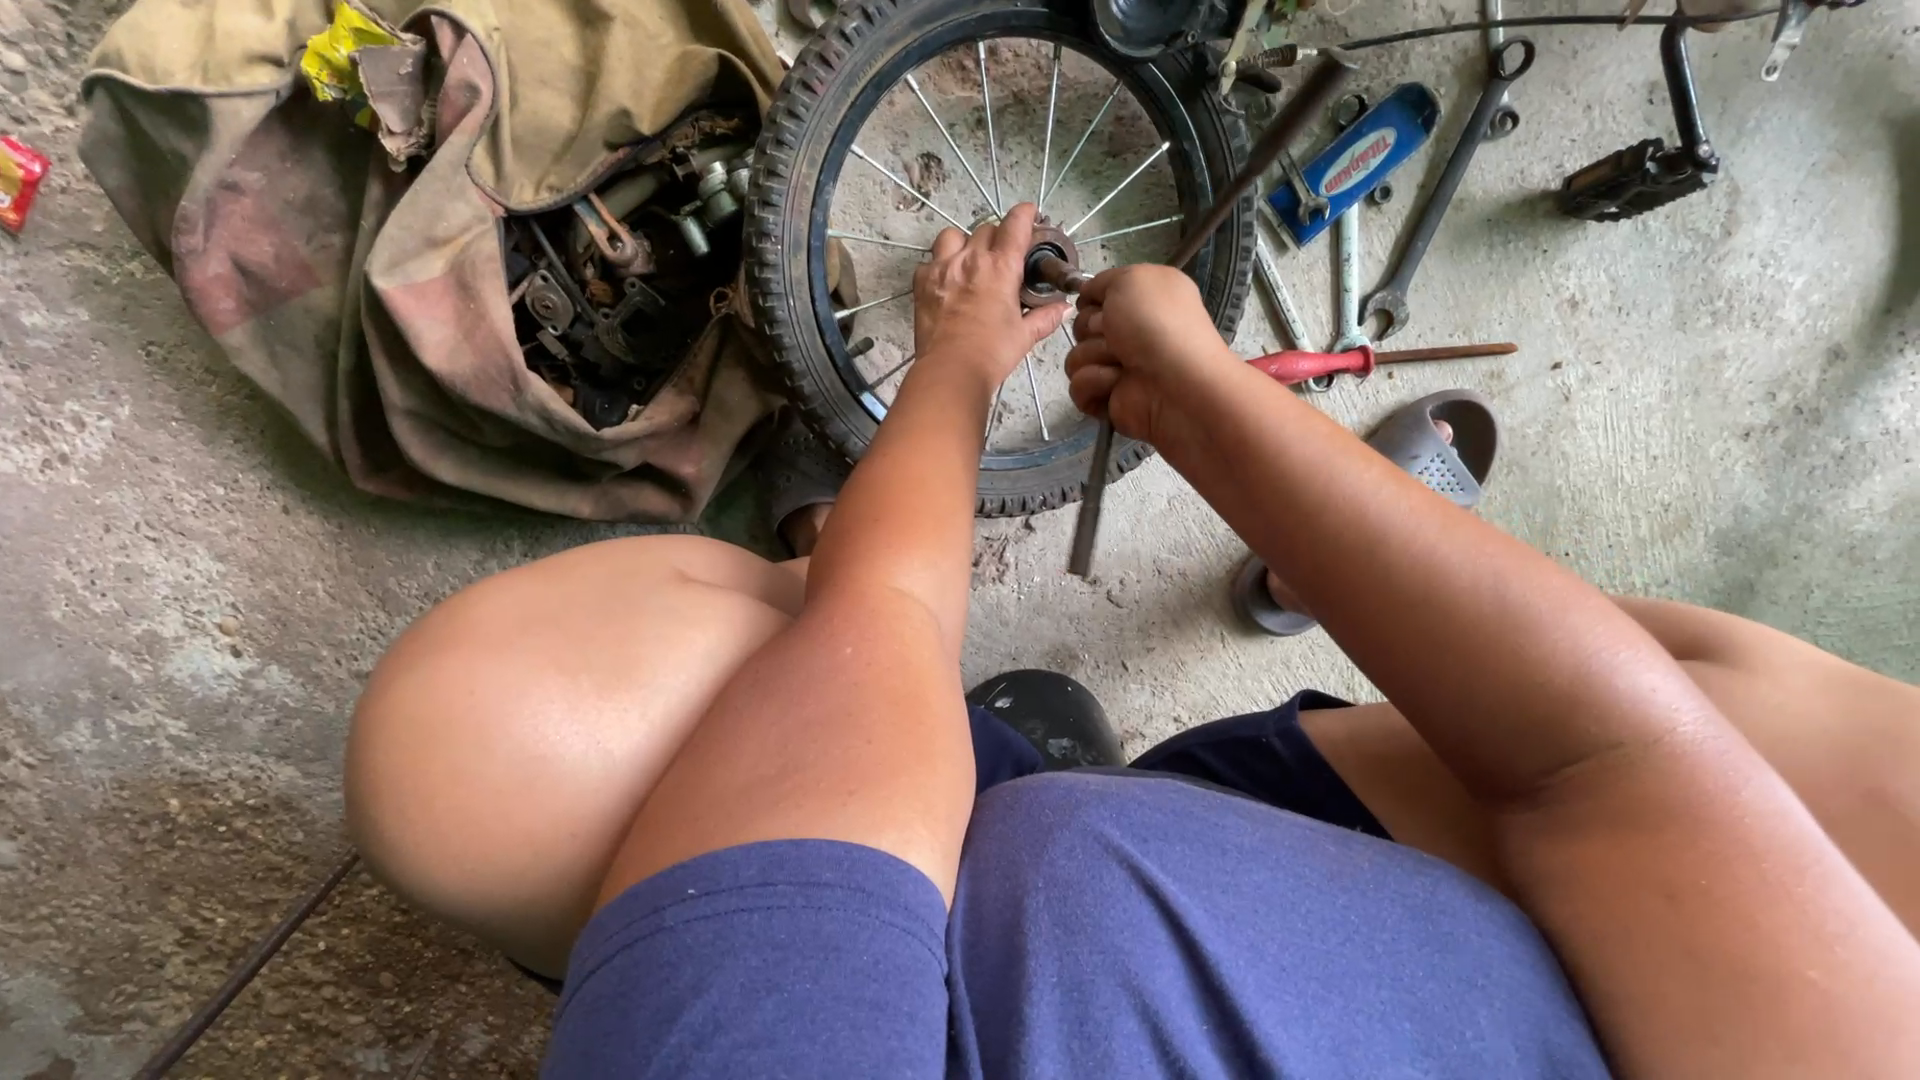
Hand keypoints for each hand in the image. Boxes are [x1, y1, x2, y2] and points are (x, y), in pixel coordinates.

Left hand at [913, 203, 1067, 388]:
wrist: (950, 370)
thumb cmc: (990, 354)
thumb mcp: (1024, 336)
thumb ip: (1045, 318)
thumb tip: (1063, 309)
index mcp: (1001, 268)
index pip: (1015, 224)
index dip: (1025, 214)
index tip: (1030, 213)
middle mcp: (971, 260)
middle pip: (985, 228)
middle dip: (997, 236)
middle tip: (1002, 255)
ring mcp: (943, 268)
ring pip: (953, 236)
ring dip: (963, 242)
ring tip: (969, 261)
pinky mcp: (923, 283)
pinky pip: (930, 261)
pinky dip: (939, 266)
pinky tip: (946, 282)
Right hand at [1064, 264, 1236, 443]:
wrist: (1173, 382)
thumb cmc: (1155, 324)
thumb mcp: (1131, 279)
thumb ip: (1102, 281)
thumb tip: (1086, 296)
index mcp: (1142, 301)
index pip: (1096, 297)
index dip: (1092, 299)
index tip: (1096, 302)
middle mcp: (1131, 332)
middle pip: (1081, 327)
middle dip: (1091, 328)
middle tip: (1113, 335)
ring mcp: (1118, 366)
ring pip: (1076, 357)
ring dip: (1094, 356)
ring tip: (1121, 364)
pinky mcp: (1107, 397)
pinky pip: (1078, 385)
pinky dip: (1094, 382)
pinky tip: (1117, 383)